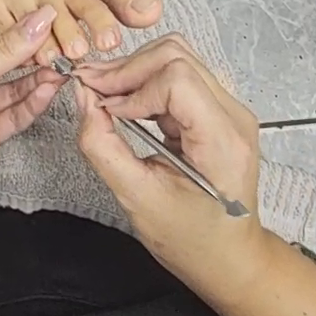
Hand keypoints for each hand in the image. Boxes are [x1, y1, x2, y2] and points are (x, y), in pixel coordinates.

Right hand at [0, 0, 164, 67]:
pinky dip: (22, 52)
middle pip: (83, 15)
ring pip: (47, 38)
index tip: (126, 28)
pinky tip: (28, 54)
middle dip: (90, 39)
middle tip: (89, 50)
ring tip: (60, 59)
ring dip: (56, 53)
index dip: (126, 8)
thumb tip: (152, 13)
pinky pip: (9, 40)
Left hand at [0, 5, 66, 235]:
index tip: (32, 0)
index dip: (0, 9)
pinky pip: (14, 112)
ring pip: (11, 83)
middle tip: (60, 35)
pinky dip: (33, 101)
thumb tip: (37, 21)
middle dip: (27, 46)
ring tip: (63, 64)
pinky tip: (50, 90)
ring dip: (37, 75)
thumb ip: (4, 50)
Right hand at [73, 35, 269, 287]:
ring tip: (104, 94)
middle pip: (175, 55)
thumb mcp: (138, 199)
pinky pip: (177, 74)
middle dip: (127, 69)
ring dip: (134, 70)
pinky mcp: (215, 108)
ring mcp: (227, 108)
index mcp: (223, 140)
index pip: (176, 78)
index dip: (132, 87)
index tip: (105, 109)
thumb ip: (103, 147)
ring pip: (175, 56)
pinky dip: (144, 81)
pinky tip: (124, 102)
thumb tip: (82, 99)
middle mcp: (233, 115)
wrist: (230, 259)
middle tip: (92, 90)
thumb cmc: (194, 241)